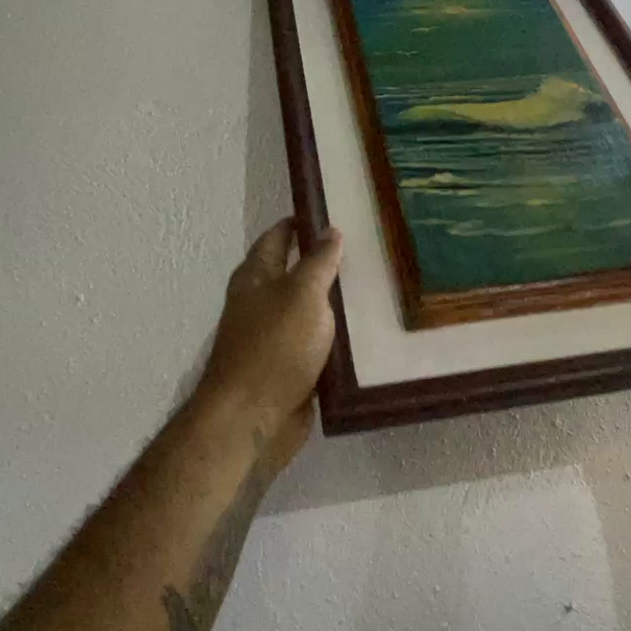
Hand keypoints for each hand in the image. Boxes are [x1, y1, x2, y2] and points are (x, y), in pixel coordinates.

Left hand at [196, 219, 344, 467]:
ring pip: (310, 313)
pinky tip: (367, 336)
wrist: (253, 418)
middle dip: (324, 263)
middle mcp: (261, 304)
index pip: (277, 238)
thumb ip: (319, 262)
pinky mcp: (291, 370)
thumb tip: (330, 231)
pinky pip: (319, 347)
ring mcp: (275, 340)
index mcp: (255, 278)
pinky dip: (338, 340)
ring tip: (377, 289)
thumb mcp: (302, 294)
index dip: (299, 223)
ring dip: (336, 304)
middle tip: (367, 250)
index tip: (330, 212)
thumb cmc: (274, 346)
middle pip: (294, 275)